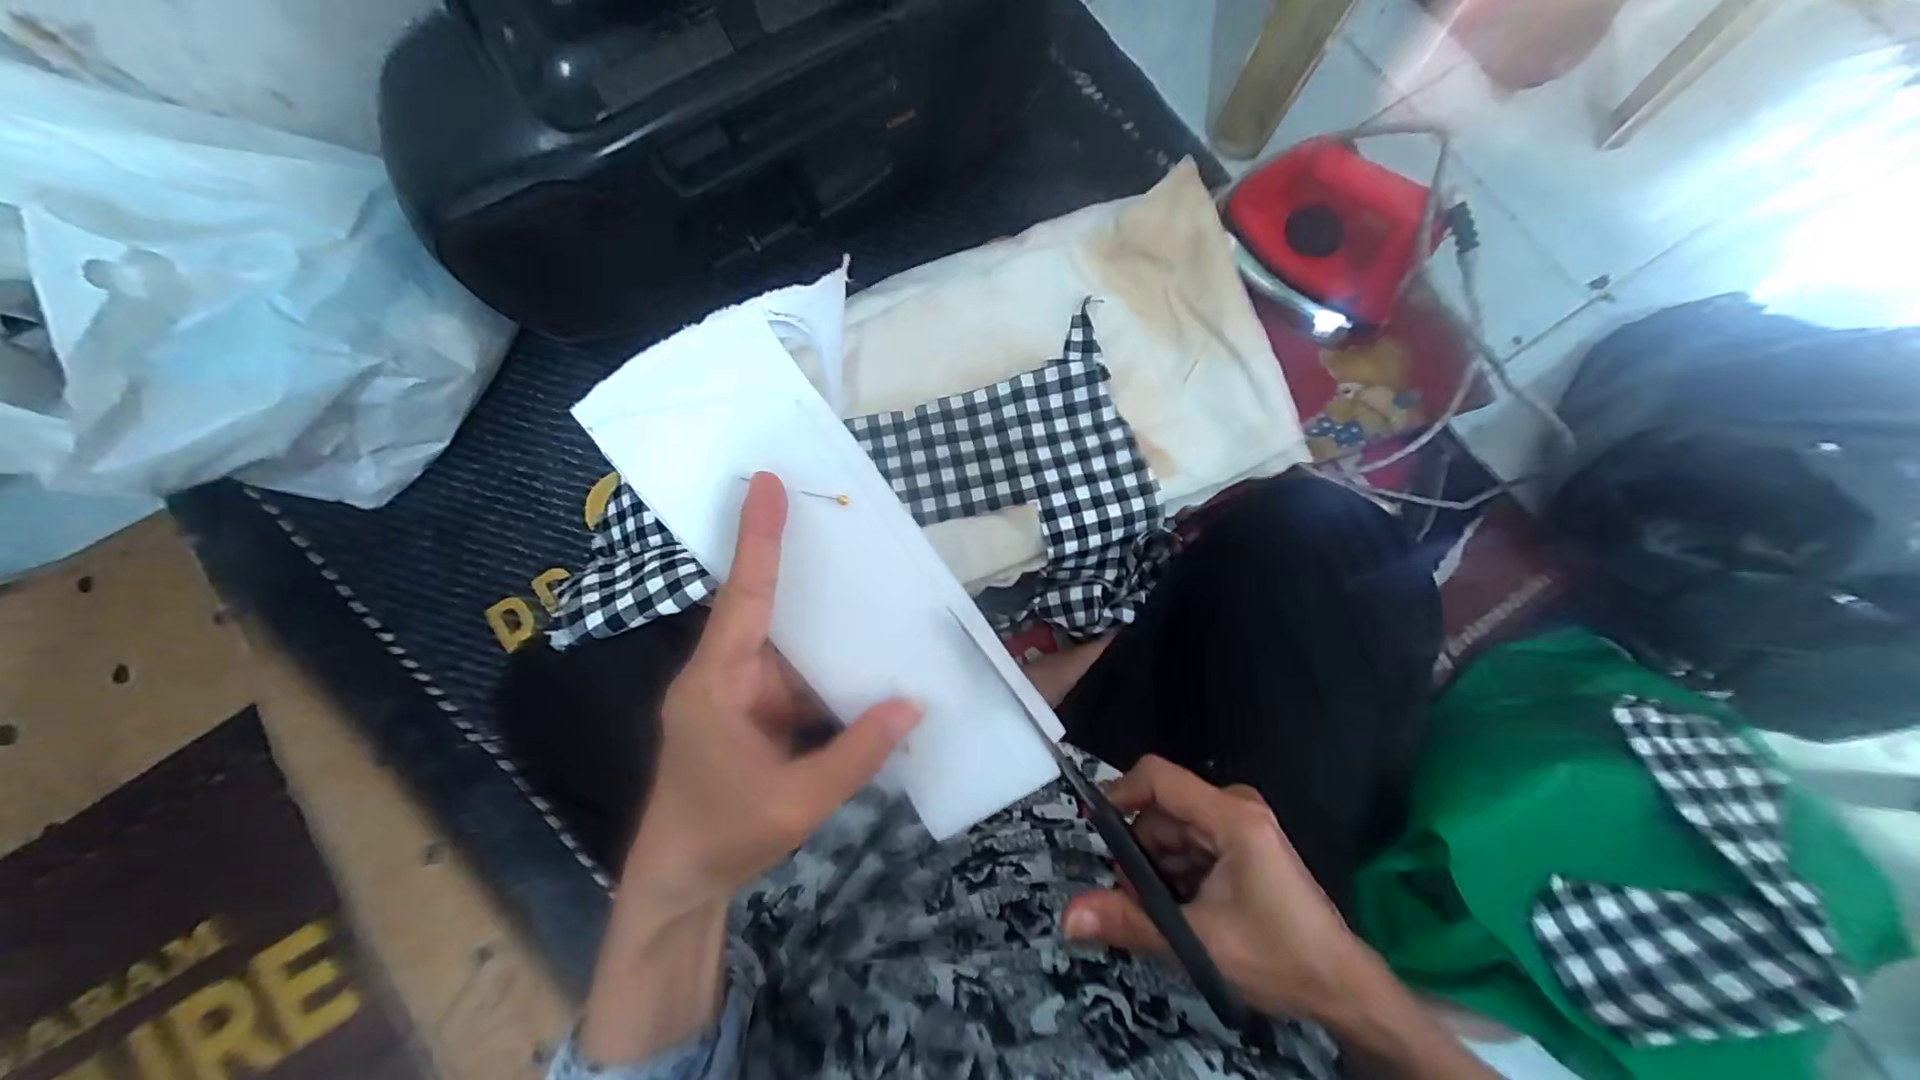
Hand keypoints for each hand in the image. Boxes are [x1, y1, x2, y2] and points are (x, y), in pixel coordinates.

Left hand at [622, 471, 921, 915]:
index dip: (759, 538)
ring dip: (829, 631)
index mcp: (718, 683)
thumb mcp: (795, 802)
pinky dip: (830, 673)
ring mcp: (740, 694)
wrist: (679, 882)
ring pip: (790, 646)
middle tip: (842, 523)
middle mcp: (726, 675)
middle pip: (769, 609)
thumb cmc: (722, 837)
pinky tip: (869, 666)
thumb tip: (911, 706)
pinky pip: (798, 678)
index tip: (765, 483)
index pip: (745, 597)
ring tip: (877, 595)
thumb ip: (856, 753)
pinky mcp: (754, 713)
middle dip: (803, 567)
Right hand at [1062, 755, 1371, 1024]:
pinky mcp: (1243, 843)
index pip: (1157, 777)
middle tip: (1139, 901)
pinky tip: (1188, 908)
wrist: (1343, 990)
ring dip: (1159, 868)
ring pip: (1172, 830)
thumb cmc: (1278, 958)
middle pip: (1161, 811)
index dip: (1118, 794)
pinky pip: (1191, 843)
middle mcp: (1234, 808)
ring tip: (1170, 913)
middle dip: (1141, 854)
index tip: (1094, 831)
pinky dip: (1178, 872)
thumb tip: (1068, 916)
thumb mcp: (1197, 943)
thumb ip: (1129, 923)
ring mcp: (1241, 824)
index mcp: (1230, 816)